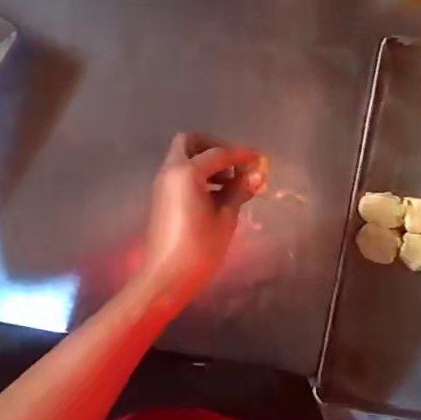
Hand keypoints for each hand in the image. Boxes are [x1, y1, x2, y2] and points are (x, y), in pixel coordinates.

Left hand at [140, 134, 266, 299]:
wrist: (165, 277)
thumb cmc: (199, 248)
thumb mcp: (225, 219)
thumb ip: (239, 192)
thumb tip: (257, 175)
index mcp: (186, 172)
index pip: (217, 153)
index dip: (241, 155)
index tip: (260, 159)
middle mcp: (170, 171)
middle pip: (189, 142)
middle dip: (213, 147)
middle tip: (234, 165)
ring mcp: (162, 183)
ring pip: (182, 157)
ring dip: (205, 161)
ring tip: (230, 183)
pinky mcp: (161, 197)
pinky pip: (179, 173)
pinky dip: (196, 174)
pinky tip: (216, 194)